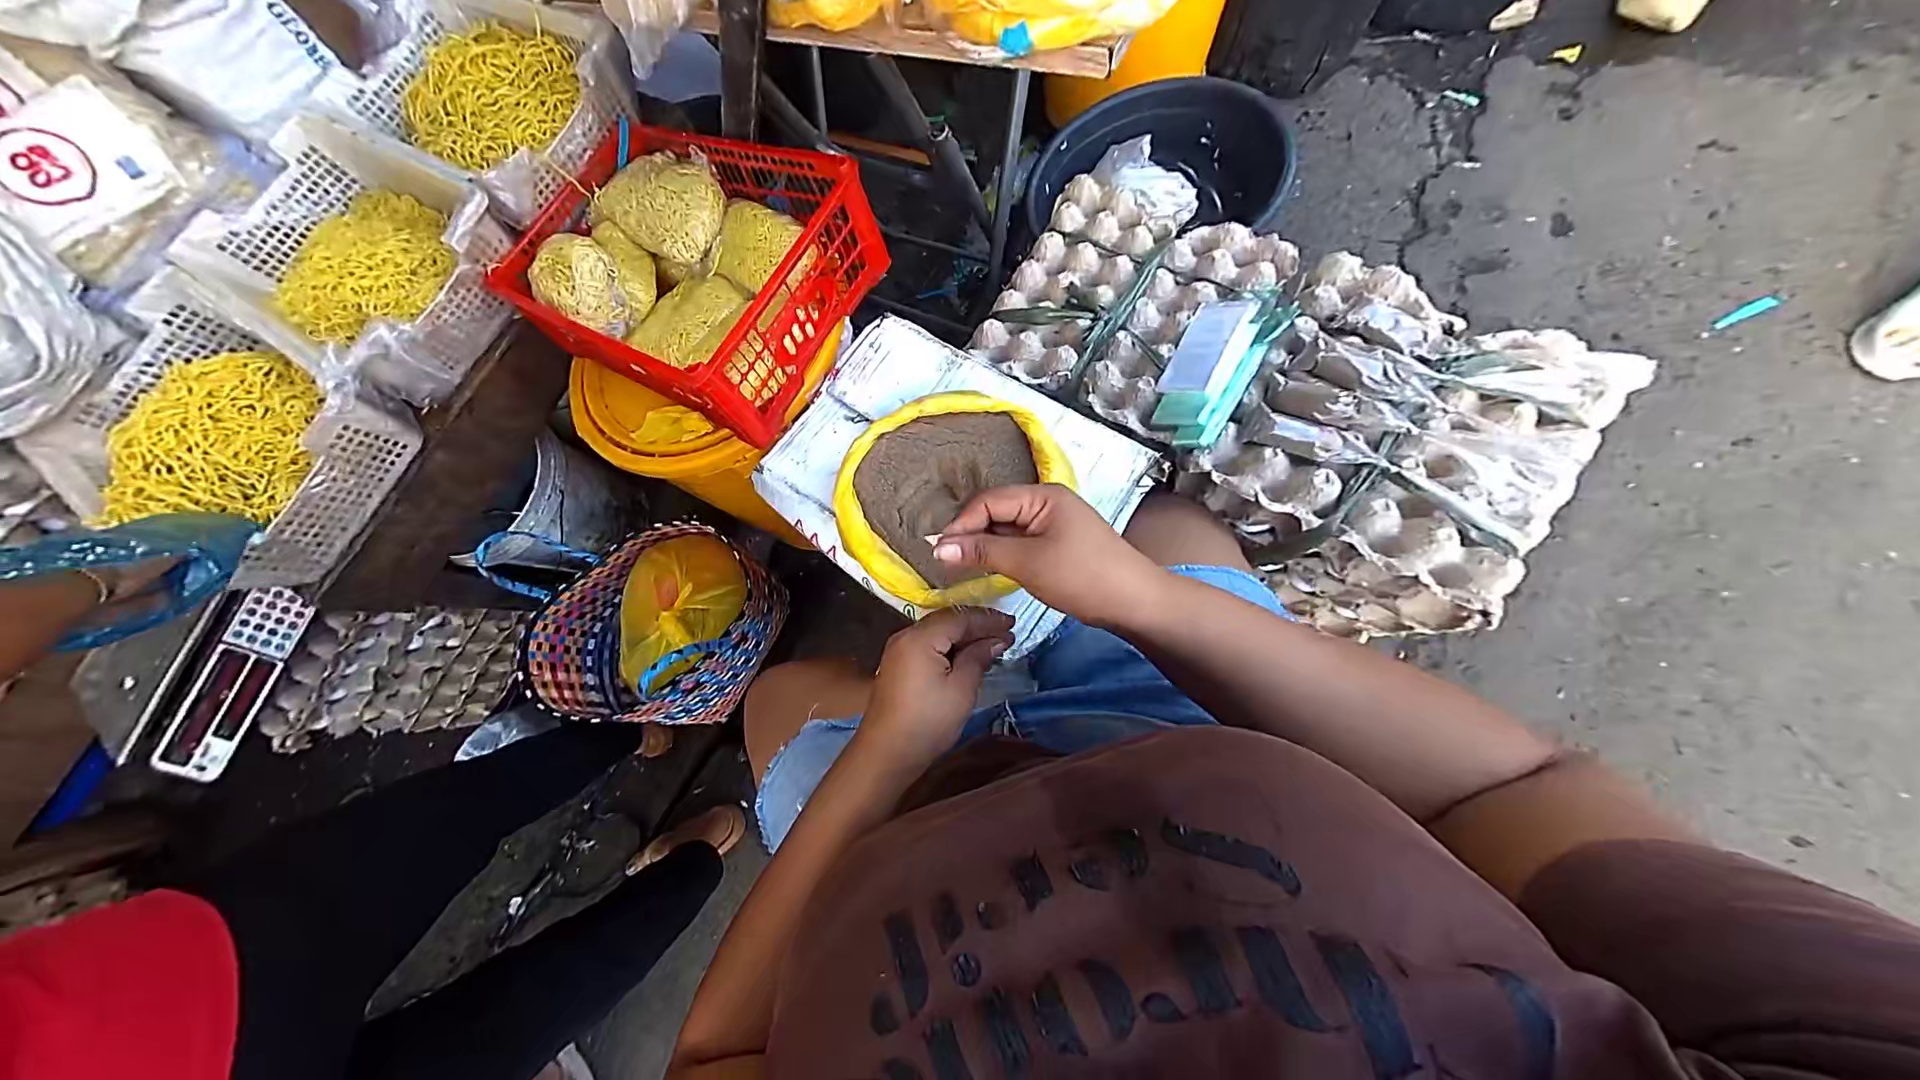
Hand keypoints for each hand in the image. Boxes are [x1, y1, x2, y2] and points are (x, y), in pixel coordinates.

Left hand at [858, 606, 1014, 766]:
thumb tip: (995, 641)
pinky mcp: (898, 665)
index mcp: (920, 638)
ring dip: (964, 636)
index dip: (988, 619)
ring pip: (937, 632)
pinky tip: (967, 656)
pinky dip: (950, 646)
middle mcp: (905, 636)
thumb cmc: (928, 722)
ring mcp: (898, 650)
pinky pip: (928, 644)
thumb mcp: (961, 690)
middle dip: (977, 625)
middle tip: (1006, 633)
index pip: (959, 618)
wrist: (887, 754)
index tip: (1012, 624)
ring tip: (992, 644)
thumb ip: (978, 658)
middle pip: (946, 621)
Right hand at [930, 484, 1166, 629]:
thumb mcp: (1027, 563)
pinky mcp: (1057, 544)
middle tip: (947, 562)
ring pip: (1007, 529)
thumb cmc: (1082, 576)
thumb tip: (939, 546)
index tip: (940, 551)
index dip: (961, 524)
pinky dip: (1003, 555)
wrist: (1135, 602)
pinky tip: (989, 569)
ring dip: (985, 546)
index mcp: (1043, 495)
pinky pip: (1021, 542)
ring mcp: (1053, 523)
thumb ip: (982, 552)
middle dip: (971, 534)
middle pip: (996, 512)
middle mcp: (1047, 502)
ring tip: (962, 567)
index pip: (989, 501)